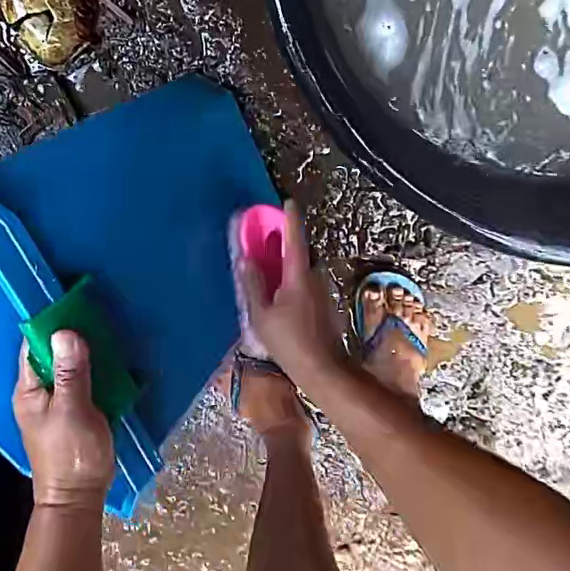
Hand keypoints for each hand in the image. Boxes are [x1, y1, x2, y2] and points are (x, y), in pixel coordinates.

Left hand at [14, 331, 113, 509]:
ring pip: (71, 367)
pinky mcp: (77, 411)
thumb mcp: (73, 409)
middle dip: (75, 336)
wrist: (80, 498)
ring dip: (88, 353)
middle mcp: (40, 393)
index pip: (35, 347)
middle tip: (100, 316)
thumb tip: (65, 332)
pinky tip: (115, 362)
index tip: (75, 305)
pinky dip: (97, 370)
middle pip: (54, 354)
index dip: (52, 325)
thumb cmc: (72, 455)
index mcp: (30, 391)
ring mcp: (58, 402)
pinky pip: (85, 382)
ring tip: (111, 334)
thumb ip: (70, 372)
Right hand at [234, 200, 341, 379]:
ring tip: (266, 266)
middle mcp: (314, 277)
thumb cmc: (290, 343)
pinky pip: (304, 282)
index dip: (290, 218)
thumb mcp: (262, 315)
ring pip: (301, 269)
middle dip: (283, 242)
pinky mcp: (323, 304)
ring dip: (286, 263)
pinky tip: (278, 293)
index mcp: (299, 275)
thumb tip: (246, 259)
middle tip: (264, 238)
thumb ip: (253, 284)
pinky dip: (291, 279)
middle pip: (298, 252)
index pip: (295, 238)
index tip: (286, 201)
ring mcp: (322, 291)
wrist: (323, 368)